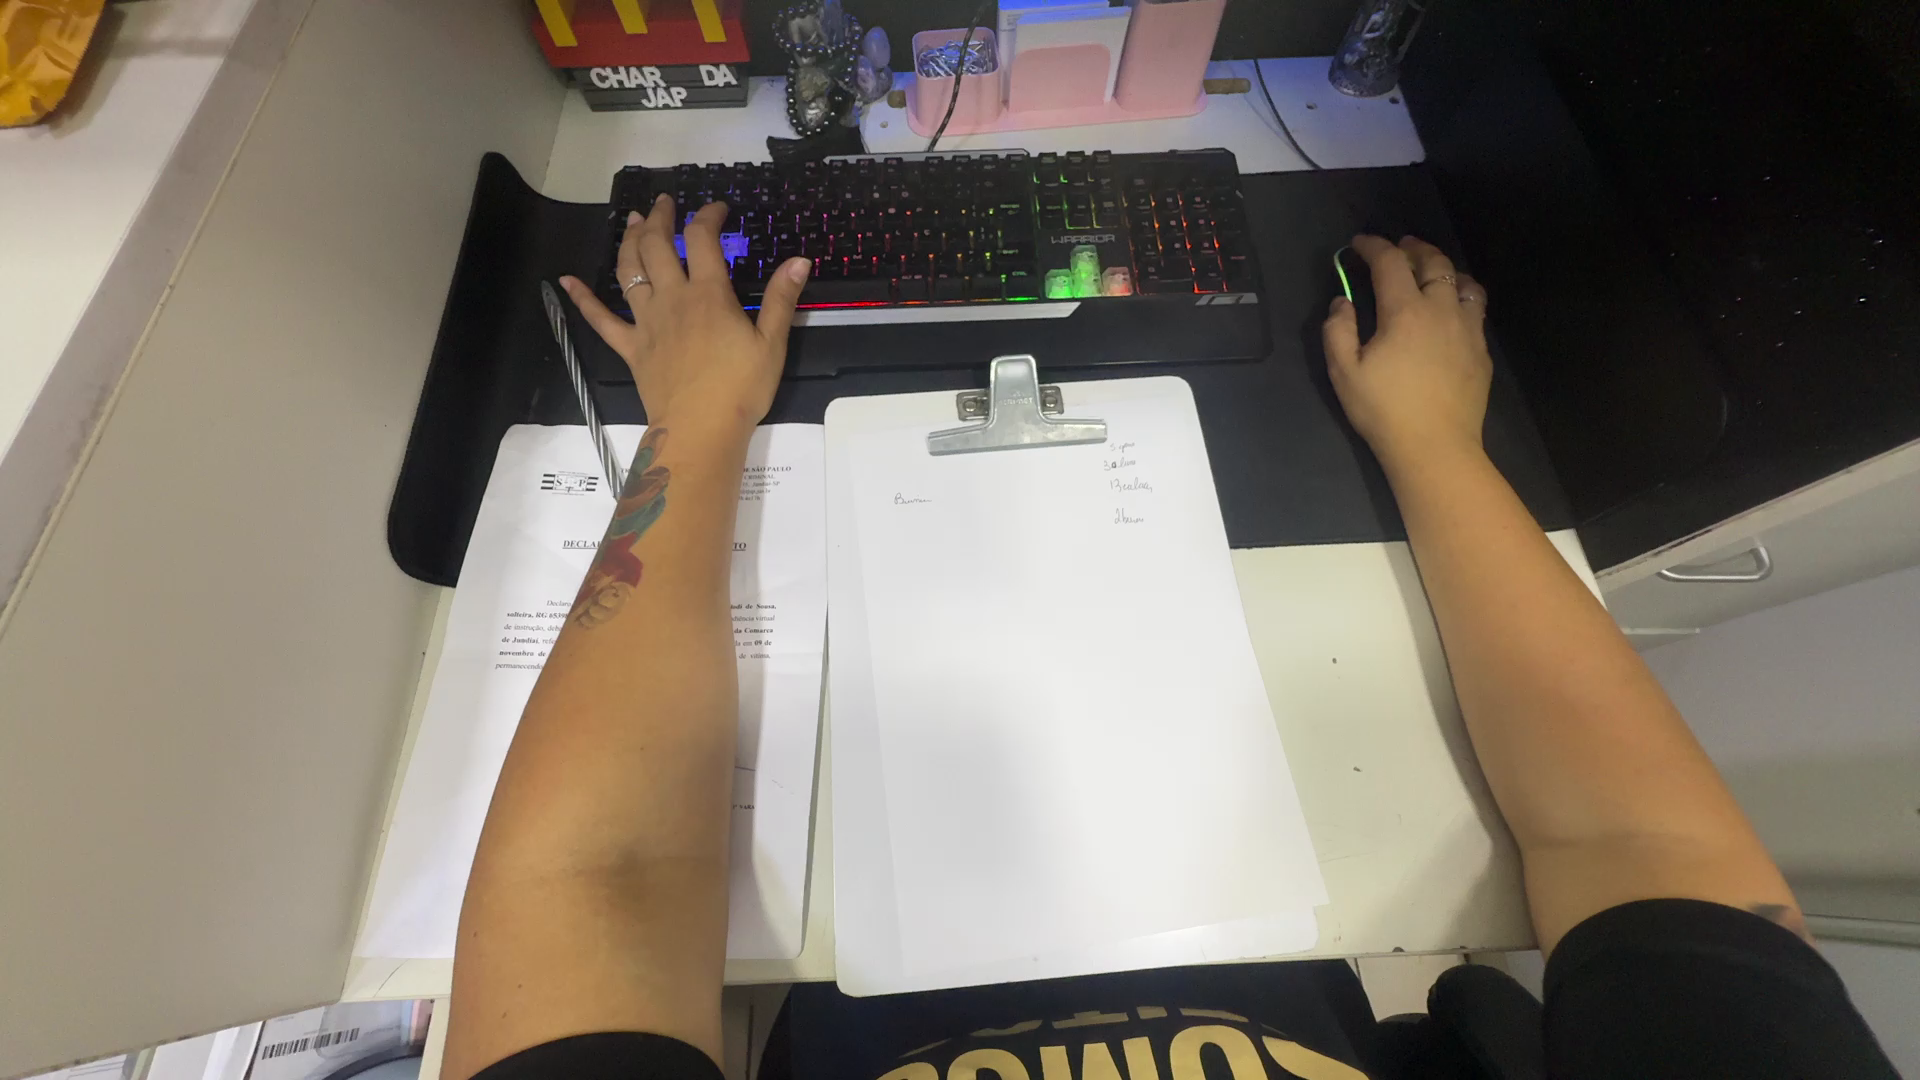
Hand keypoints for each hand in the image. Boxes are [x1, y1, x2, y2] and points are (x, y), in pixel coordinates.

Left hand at [560, 195, 810, 441]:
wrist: (702, 429)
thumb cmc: (742, 389)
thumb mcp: (772, 343)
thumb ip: (781, 299)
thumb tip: (799, 260)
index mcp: (709, 295)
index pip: (703, 240)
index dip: (707, 216)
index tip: (717, 208)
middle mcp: (673, 299)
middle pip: (657, 246)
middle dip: (659, 218)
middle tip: (663, 203)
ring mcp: (647, 322)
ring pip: (629, 271)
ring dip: (628, 241)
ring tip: (631, 222)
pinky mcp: (632, 348)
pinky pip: (601, 320)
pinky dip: (583, 299)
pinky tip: (565, 281)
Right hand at [1322, 235, 1491, 470]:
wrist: (1433, 444)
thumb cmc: (1382, 409)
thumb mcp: (1343, 372)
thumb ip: (1337, 331)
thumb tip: (1342, 302)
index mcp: (1404, 312)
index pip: (1390, 264)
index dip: (1373, 247)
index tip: (1359, 243)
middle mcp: (1441, 310)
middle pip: (1433, 263)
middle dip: (1413, 248)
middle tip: (1398, 245)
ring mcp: (1467, 328)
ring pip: (1462, 281)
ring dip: (1443, 268)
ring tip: (1430, 270)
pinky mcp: (1480, 348)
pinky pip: (1474, 307)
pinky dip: (1460, 294)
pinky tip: (1451, 306)